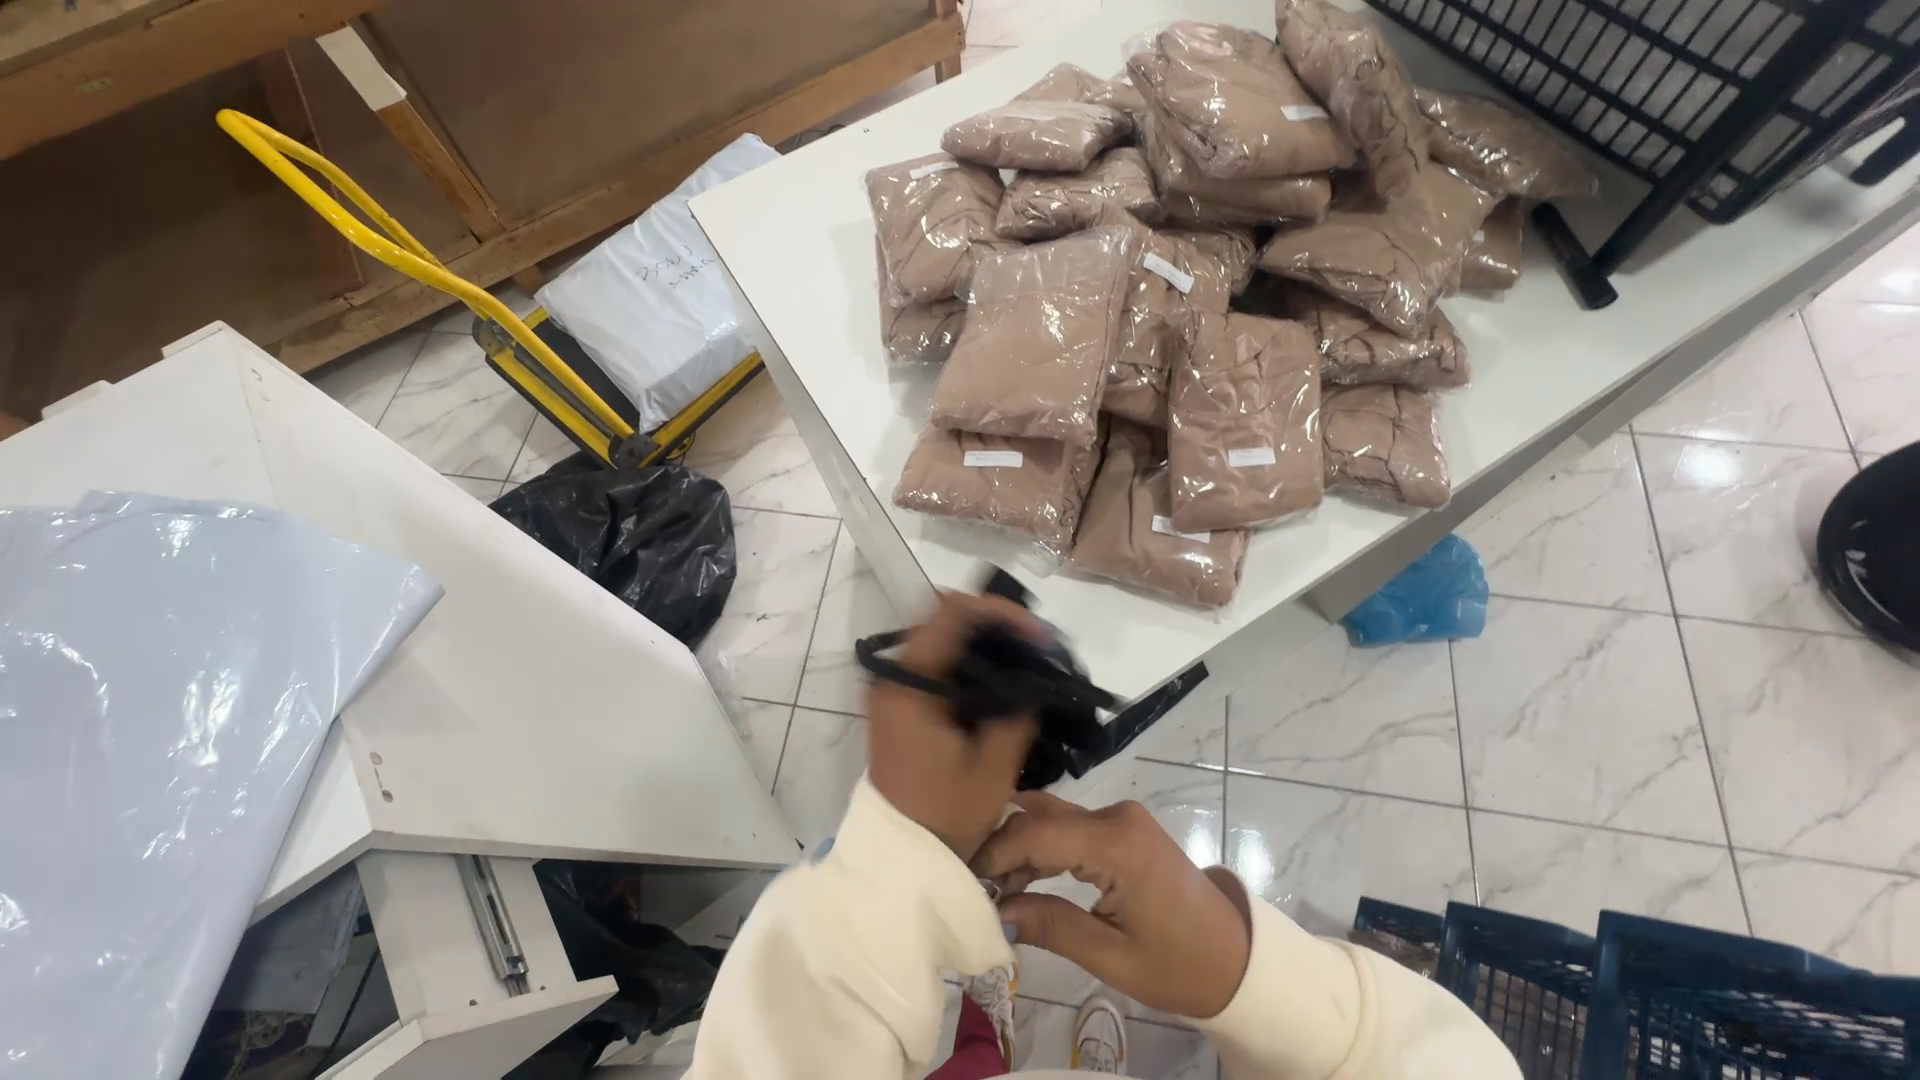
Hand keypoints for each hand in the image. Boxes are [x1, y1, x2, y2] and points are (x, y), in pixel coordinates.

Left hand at [866, 590, 1044, 861]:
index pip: (951, 613)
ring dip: (984, 642)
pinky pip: (938, 664)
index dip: (999, 613)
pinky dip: (971, 662)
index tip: (1038, 635)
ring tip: (1028, 660)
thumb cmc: (947, 815)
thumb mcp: (994, 764)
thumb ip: (1017, 709)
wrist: (904, 859)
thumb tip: (1034, 673)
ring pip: (942, 639)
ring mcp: (894, 690)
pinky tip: (1004, 681)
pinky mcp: (902, 706)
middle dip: (994, 624)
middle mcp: (892, 677)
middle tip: (1037, 646)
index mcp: (908, 684)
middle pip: (944, 619)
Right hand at [971, 791, 1252, 1018]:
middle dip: (1001, 846)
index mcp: (1117, 844)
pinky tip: (1023, 878)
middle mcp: (1116, 816)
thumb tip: (996, 912)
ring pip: (1052, 817)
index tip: (966, 883)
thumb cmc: (1179, 965)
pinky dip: (1043, 847)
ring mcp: (1121, 817)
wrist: (1235, 956)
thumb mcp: (1111, 956)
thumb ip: (1050, 925)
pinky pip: (1070, 826)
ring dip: (1020, 846)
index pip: (1035, 832)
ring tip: (994, 887)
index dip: (994, 854)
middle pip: (1040, 816)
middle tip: (974, 885)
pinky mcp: (1123, 826)